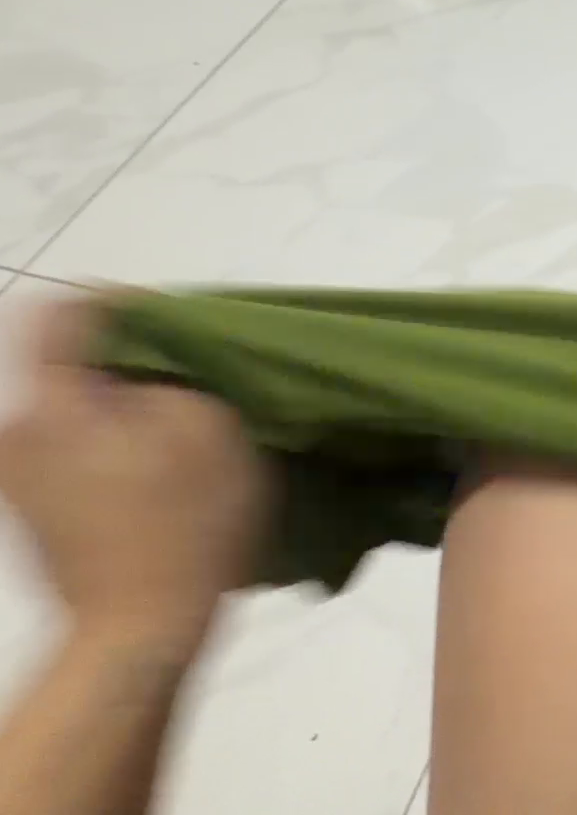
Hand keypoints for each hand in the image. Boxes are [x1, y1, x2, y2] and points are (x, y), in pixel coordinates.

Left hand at [0, 300, 266, 655]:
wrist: (141, 620)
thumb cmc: (187, 518)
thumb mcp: (208, 428)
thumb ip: (176, 376)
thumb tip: (152, 355)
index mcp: (50, 405)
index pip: (63, 315)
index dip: (126, 304)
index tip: (182, 319)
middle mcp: (12, 430)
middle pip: (71, 362)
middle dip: (139, 362)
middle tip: (203, 381)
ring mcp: (14, 470)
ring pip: (78, 403)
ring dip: (132, 402)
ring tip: (188, 427)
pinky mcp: (31, 500)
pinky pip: (75, 440)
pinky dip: (119, 437)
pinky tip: (163, 466)